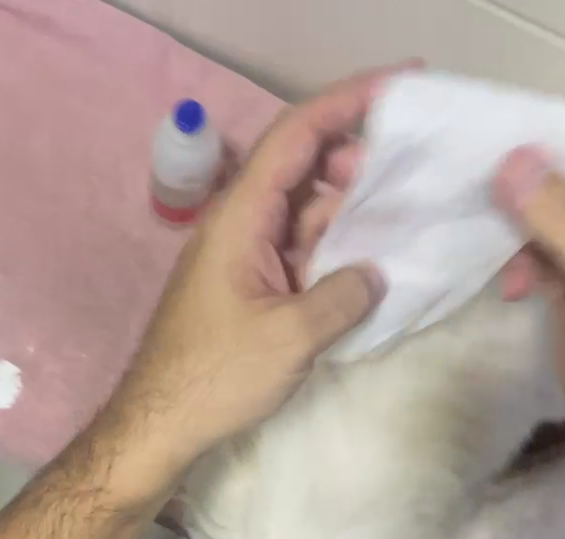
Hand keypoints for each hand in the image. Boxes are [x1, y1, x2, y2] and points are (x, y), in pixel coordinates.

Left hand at [96, 67, 401, 493]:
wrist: (159, 425)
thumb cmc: (216, 377)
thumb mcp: (290, 337)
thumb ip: (342, 296)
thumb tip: (374, 275)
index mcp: (240, 217)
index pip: (295, 135)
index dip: (348, 102)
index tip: (403, 86)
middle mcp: (237, 226)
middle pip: (300, 170)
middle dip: (354, 164)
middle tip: (406, 181)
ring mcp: (239, 259)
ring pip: (300, 216)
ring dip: (346, 215)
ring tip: (397, 224)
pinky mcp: (243, 291)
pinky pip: (293, 255)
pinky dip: (328, 254)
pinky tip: (363, 268)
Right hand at [493, 109, 564, 502]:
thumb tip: (508, 162)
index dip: (557, 138)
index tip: (493, 154)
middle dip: (525, 187)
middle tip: (473, 202)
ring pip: (548, 214)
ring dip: (515, 231)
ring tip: (493, 257)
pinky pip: (538, 254)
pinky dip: (517, 263)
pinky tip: (509, 287)